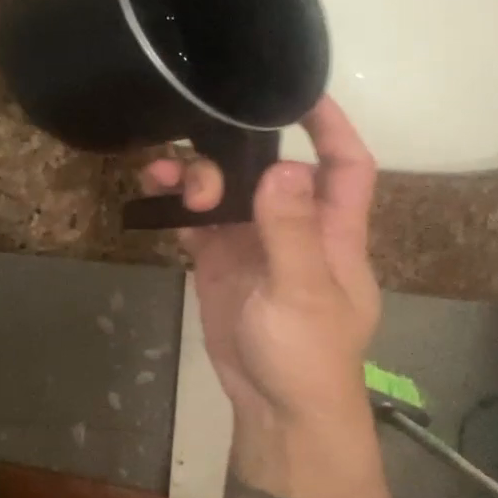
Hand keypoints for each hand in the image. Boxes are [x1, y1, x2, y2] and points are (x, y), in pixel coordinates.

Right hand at [142, 97, 381, 428]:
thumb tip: (282, 166)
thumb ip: (292, 231)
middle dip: (225, 156)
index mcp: (332, 232)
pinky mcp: (217, 260)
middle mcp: (292, 228)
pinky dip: (173, 204)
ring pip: (221, 190)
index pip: (344, 166)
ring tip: (159, 180)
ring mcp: (251, 243)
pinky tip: (154, 202)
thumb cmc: (307, 353)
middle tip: (189, 168)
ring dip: (190, 178)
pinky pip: (193, 219)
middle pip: (262, 170)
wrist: (274, 405)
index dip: (330, 128)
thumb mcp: (303, 292)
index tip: (298, 93)